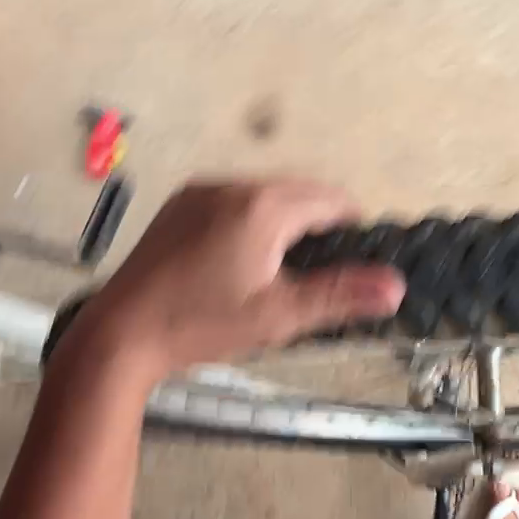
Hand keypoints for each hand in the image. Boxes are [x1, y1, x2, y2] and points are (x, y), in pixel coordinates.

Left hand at [66, 180, 404, 379]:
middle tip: (319, 271)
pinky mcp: (178, 205)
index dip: (351, 226)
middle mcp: (232, 185)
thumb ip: (341, 295)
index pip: (330, 200)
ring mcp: (200, 192)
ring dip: (284, 220)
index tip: (355, 259)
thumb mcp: (279, 316)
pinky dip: (250, 219)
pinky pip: (232, 200)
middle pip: (297, 192)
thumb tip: (398, 286)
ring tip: (281, 267)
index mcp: (263, 207)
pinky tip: (241, 258)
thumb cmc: (203, 324)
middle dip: (317, 223)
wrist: (120, 333)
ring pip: (264, 194)